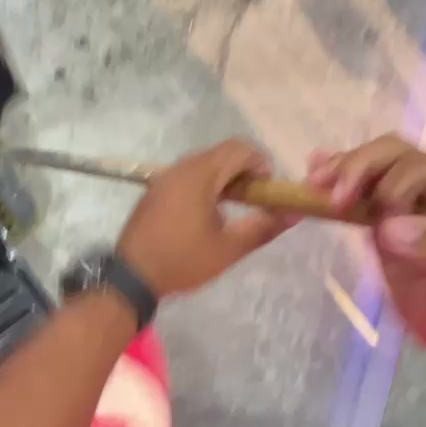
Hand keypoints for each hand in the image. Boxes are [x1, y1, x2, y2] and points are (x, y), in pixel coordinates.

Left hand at [115, 139, 295, 297]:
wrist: (131, 278)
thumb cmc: (182, 262)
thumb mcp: (228, 249)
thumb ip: (263, 227)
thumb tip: (294, 214)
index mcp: (199, 175)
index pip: (240, 148)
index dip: (261, 164)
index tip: (267, 191)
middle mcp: (180, 168)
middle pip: (221, 154)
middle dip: (243, 172)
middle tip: (252, 202)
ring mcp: (163, 178)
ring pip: (202, 165)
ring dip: (222, 180)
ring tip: (230, 210)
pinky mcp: (153, 192)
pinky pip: (185, 177)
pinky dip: (202, 186)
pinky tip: (204, 216)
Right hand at [307, 135, 425, 359]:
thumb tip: (388, 225)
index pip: (421, 166)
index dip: (392, 185)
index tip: (376, 223)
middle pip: (394, 155)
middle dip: (359, 168)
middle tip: (330, 196)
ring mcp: (407, 196)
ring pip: (375, 164)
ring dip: (343, 168)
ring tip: (313, 184)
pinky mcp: (384, 212)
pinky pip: (364, 184)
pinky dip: (339, 174)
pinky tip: (315, 171)